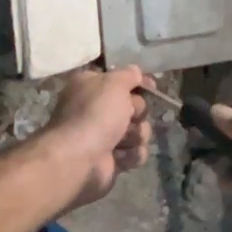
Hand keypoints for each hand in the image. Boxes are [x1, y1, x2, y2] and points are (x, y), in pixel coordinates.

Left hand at [41, 66, 153, 208]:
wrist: (79, 158)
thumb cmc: (95, 114)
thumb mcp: (113, 84)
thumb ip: (127, 75)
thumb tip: (136, 71)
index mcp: (91, 87)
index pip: (120, 80)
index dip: (138, 83)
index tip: (152, 86)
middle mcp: (96, 109)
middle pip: (135, 106)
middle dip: (137, 113)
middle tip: (129, 116)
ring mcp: (104, 135)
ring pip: (139, 131)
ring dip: (136, 135)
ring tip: (121, 140)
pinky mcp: (112, 159)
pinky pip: (136, 153)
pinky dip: (131, 155)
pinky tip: (119, 156)